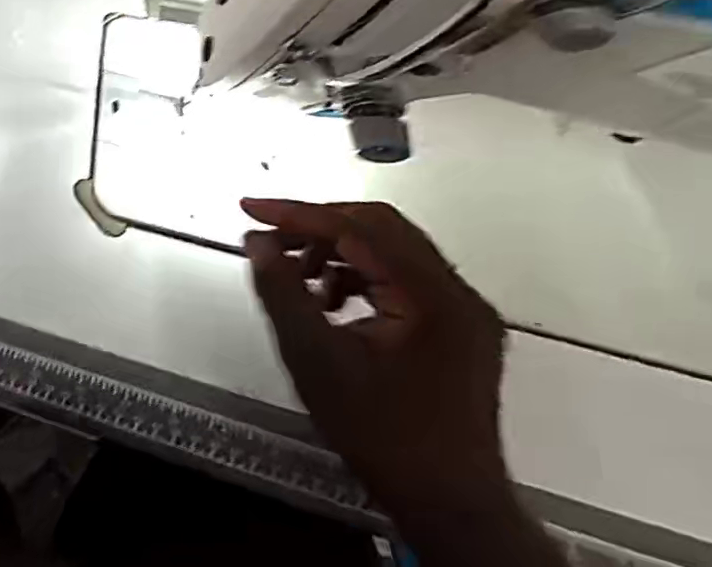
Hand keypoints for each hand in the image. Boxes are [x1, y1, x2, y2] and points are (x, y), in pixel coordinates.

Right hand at [241, 198, 551, 561]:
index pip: (358, 229)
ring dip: (333, 248)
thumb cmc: (382, 433)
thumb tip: (257, 241)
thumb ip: (281, 289)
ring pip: (388, 248)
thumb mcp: (314, 356)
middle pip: (379, 227)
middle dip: (315, 224)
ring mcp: (460, 313)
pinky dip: (353, 272)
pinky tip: (324, 297)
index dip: (297, 213)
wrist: (447, 503)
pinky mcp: (453, 328)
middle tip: (268, 233)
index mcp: (433, 300)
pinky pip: (397, 274)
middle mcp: (457, 297)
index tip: (251, 208)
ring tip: (292, 272)